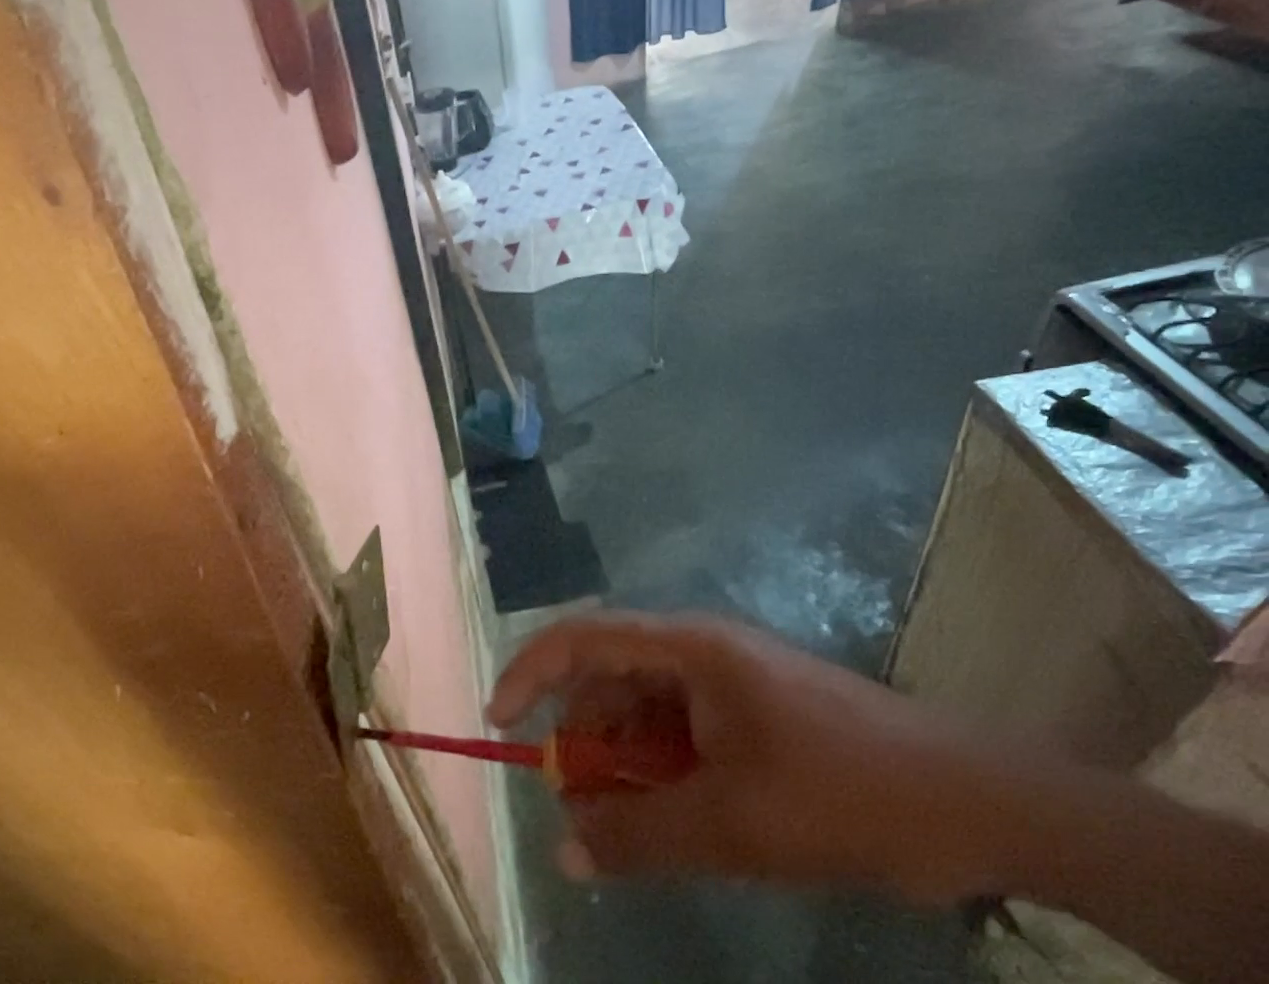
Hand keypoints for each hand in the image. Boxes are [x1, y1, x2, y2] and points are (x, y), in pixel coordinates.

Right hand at [488, 612, 1009, 904]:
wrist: (987, 809)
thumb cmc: (850, 795)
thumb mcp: (733, 825)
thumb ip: (638, 838)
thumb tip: (562, 849)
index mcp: (689, 651)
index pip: (579, 638)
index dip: (528, 674)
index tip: (501, 725)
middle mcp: (701, 656)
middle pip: (607, 682)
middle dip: (583, 743)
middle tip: (581, 808)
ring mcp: (732, 687)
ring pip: (644, 716)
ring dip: (623, 768)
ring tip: (631, 829)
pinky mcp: (758, 720)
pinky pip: (683, 739)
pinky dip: (663, 778)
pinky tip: (679, 824)